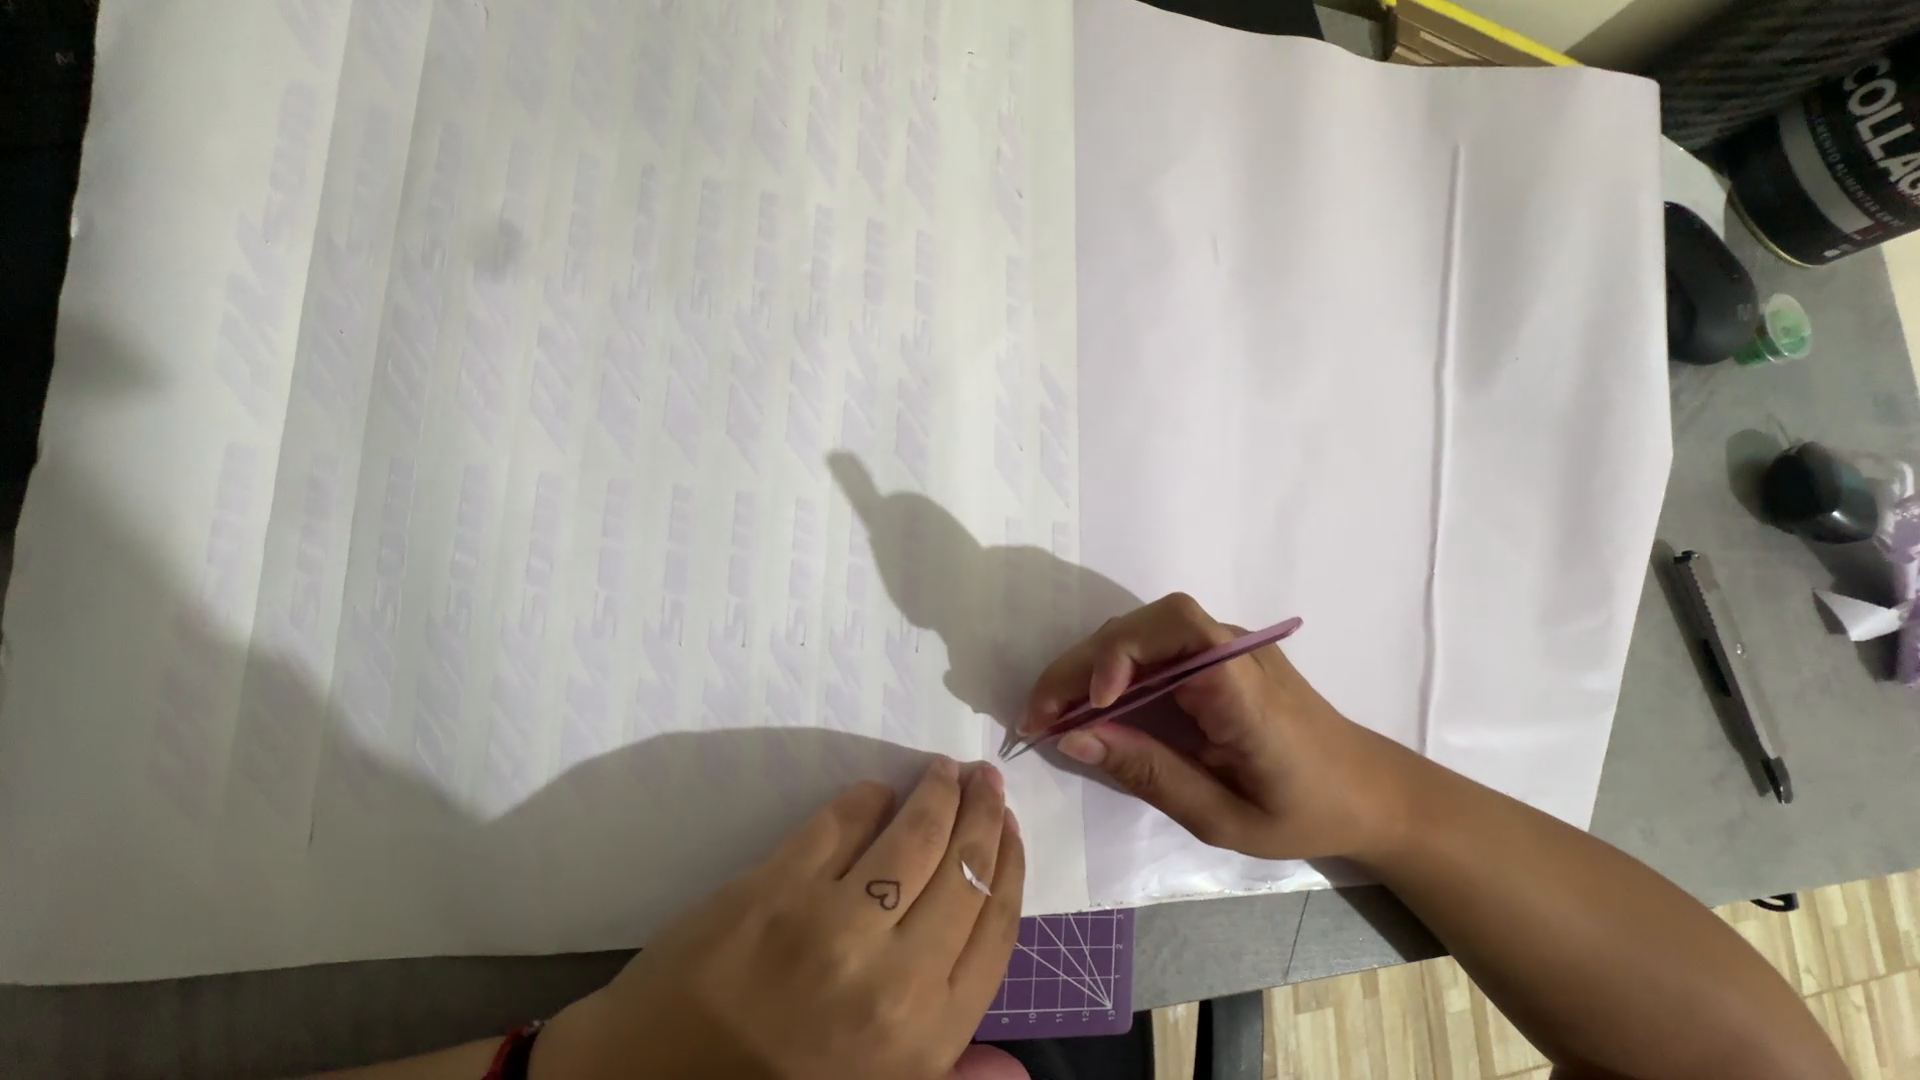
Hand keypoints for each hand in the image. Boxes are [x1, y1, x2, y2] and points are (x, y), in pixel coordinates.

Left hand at [531, 759, 1023, 1079]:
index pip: (995, 925)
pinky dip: (868, 798)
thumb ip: (950, 1074)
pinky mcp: (775, 886)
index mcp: (926, 1035)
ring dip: (937, 793)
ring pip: (912, 835)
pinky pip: (842, 820)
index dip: (1009, 864)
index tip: (1008, 826)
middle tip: (987, 781)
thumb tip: (1017, 1068)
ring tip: (945, 772)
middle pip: (964, 870)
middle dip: (983, 814)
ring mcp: (832, 925)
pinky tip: (877, 794)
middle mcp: (893, 978)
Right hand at [1022, 593, 1413, 861]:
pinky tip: (1090, 706)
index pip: (1177, 628)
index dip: (1122, 650)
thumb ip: (1148, 773)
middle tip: (1036, 717)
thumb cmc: (1304, 812)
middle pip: (1142, 626)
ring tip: (1052, 713)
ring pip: (1139, 632)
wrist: (1370, 791)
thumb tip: (1071, 738)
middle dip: (1080, 665)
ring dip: (1088, 666)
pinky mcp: (1214, 656)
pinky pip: (1152, 649)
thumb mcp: (1221, 816)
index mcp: (1244, 687)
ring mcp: (1224, 646)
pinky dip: (1111, 671)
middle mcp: (1232, 649)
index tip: (1094, 704)